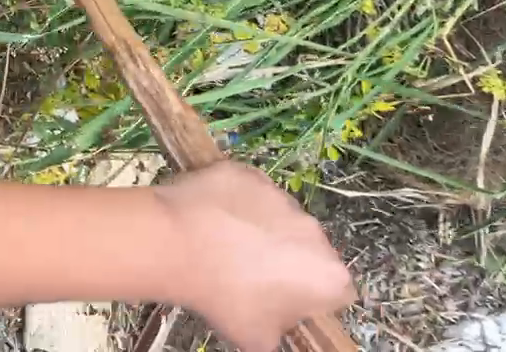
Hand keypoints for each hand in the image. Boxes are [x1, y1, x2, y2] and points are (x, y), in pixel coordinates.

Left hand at [155, 162, 355, 351]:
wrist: (173, 243)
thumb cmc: (220, 296)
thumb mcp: (260, 339)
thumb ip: (281, 328)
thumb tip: (273, 316)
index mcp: (330, 276)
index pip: (332, 288)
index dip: (304, 293)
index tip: (276, 293)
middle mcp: (313, 230)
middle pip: (304, 245)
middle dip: (283, 254)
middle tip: (243, 262)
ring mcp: (277, 194)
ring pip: (274, 212)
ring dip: (258, 222)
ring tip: (220, 234)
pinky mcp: (244, 170)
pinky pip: (244, 186)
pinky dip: (232, 195)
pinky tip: (210, 209)